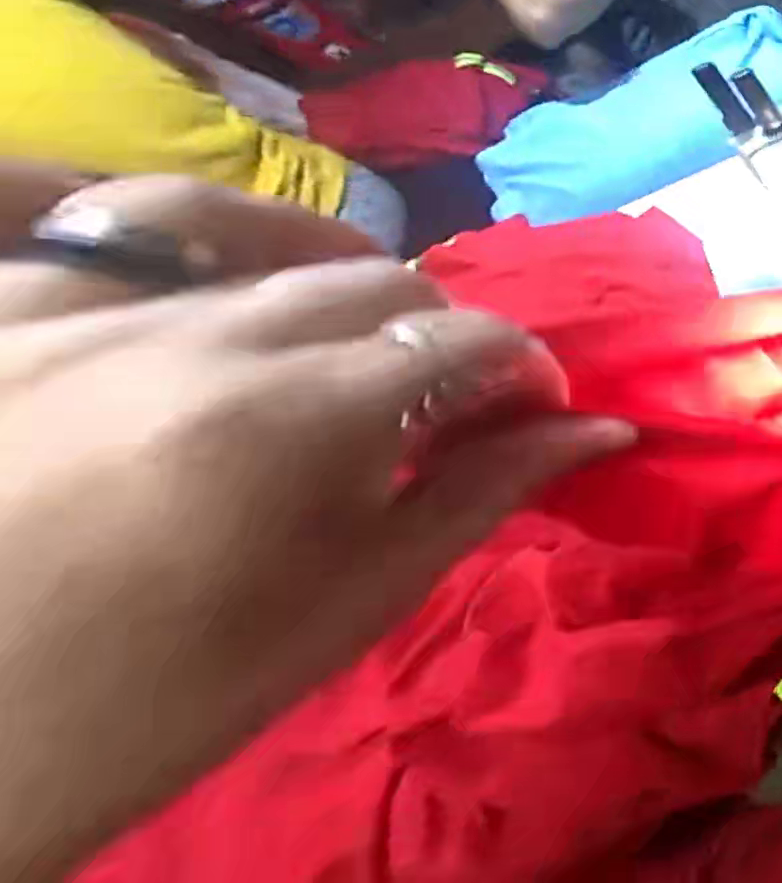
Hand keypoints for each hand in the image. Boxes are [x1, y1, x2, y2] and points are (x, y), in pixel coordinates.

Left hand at [0, 172, 632, 878]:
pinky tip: (201, 256)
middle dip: (446, 328)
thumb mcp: (366, 591)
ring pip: (228, 225)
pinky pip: (59, 215)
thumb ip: (491, 486)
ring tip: (342, 303)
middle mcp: (184, 341)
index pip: (466, 338)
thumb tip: (605, 430)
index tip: (535, 407)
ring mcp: (54, 318)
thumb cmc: (178, 687)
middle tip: (447, 390)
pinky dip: (147, 221)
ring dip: (322, 256)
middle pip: (377, 280)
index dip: (526, 364)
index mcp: (296, 419)